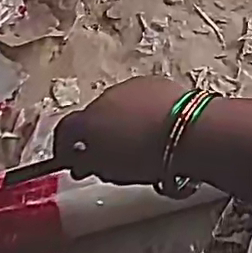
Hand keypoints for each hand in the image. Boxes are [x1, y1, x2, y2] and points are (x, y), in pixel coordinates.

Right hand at [51, 75, 187, 185]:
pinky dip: (141, 111)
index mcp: (89, 120)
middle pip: (94, 116)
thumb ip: (90, 163)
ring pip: (117, 105)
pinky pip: (140, 99)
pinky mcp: (153, 82)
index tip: (69, 160)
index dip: (64, 145)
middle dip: (97, 134)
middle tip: (108, 156)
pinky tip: (155, 128)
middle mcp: (105, 97)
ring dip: (120, 121)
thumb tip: (80, 160)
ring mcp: (130, 87)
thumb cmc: (147, 156)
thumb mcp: (112, 170)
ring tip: (136, 144)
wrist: (187, 129)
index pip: (65, 130)